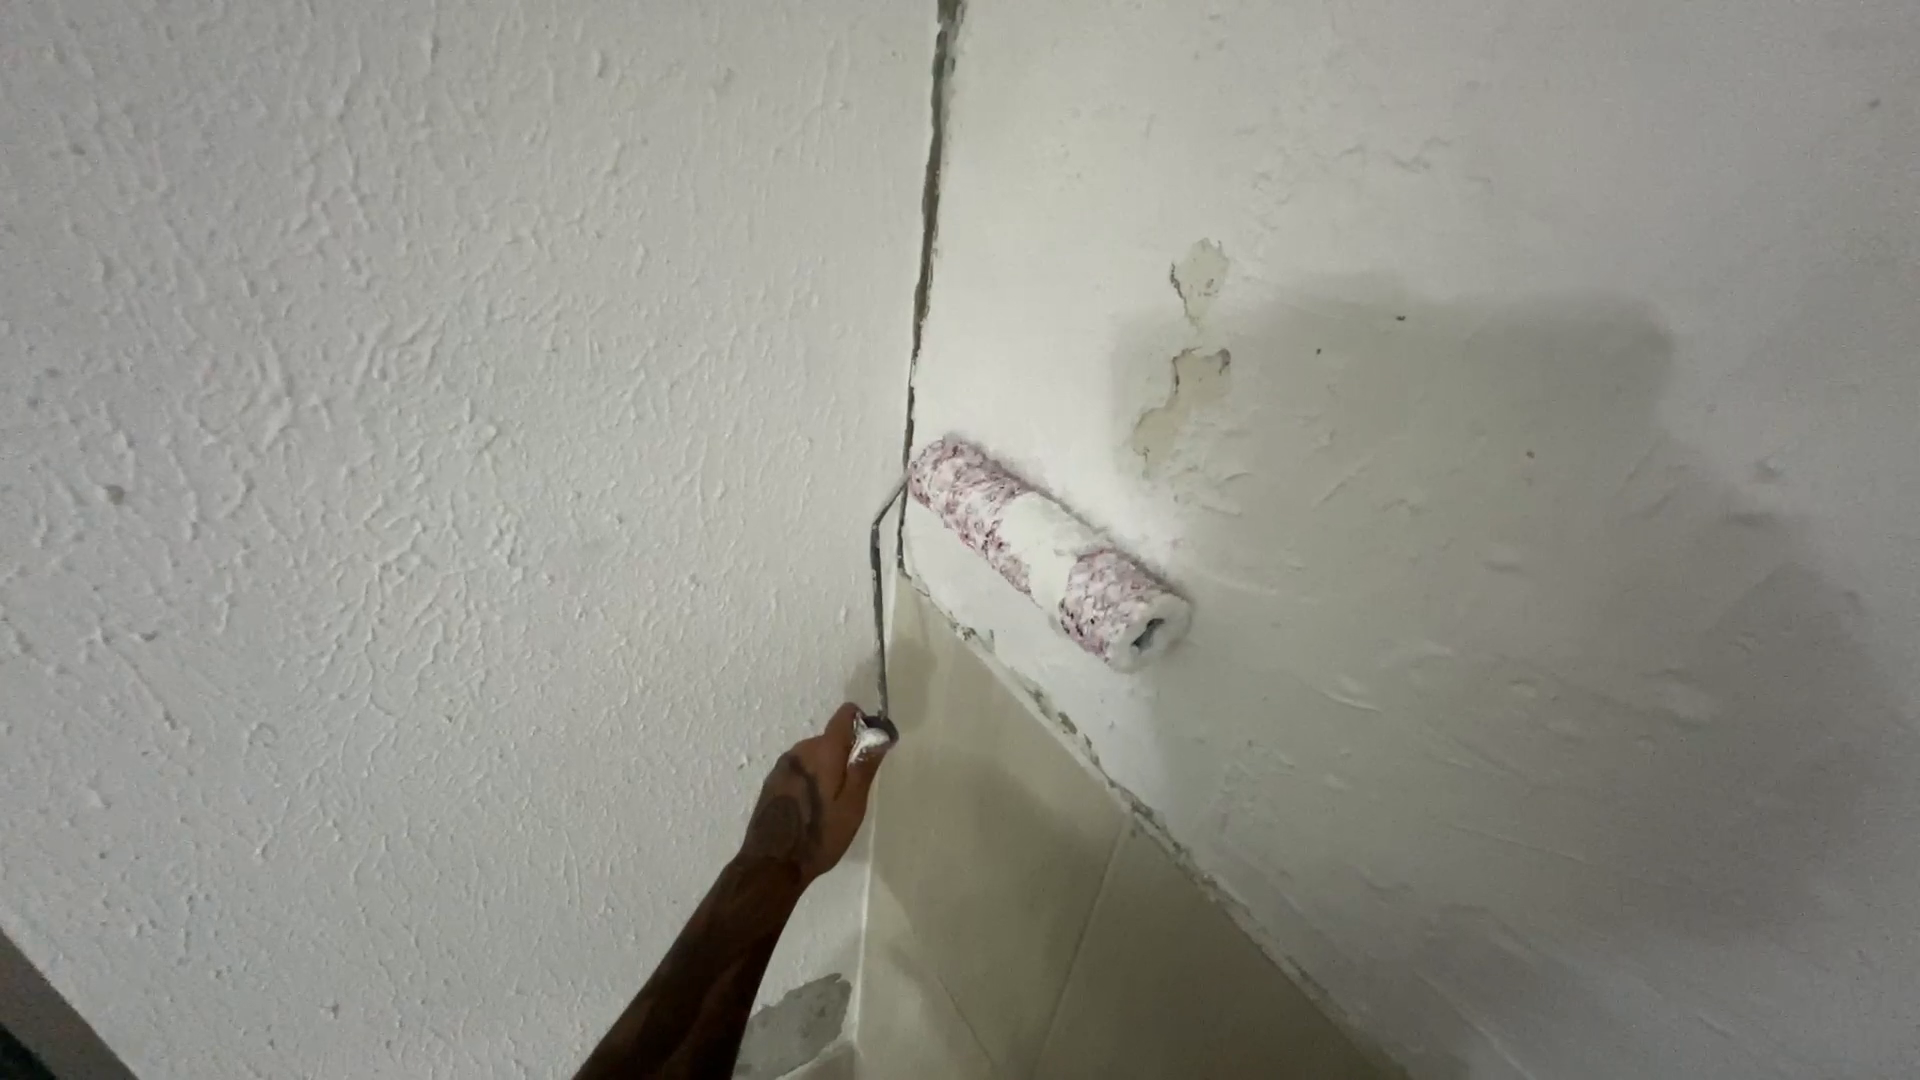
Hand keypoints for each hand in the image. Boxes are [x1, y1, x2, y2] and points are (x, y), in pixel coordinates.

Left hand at [738, 703, 889, 881]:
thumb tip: (879, 733)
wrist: (771, 865)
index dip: (862, 724)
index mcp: (823, 750)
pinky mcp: (772, 782)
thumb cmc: (820, 835)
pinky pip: (800, 770)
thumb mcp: (853, 804)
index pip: (845, 715)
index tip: (869, 749)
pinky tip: (810, 809)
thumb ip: (864, 765)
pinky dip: (810, 780)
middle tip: (851, 792)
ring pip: (815, 755)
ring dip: (826, 769)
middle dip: (844, 755)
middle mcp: (800, 750)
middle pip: (830, 738)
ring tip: (830, 805)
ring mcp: (783, 766)